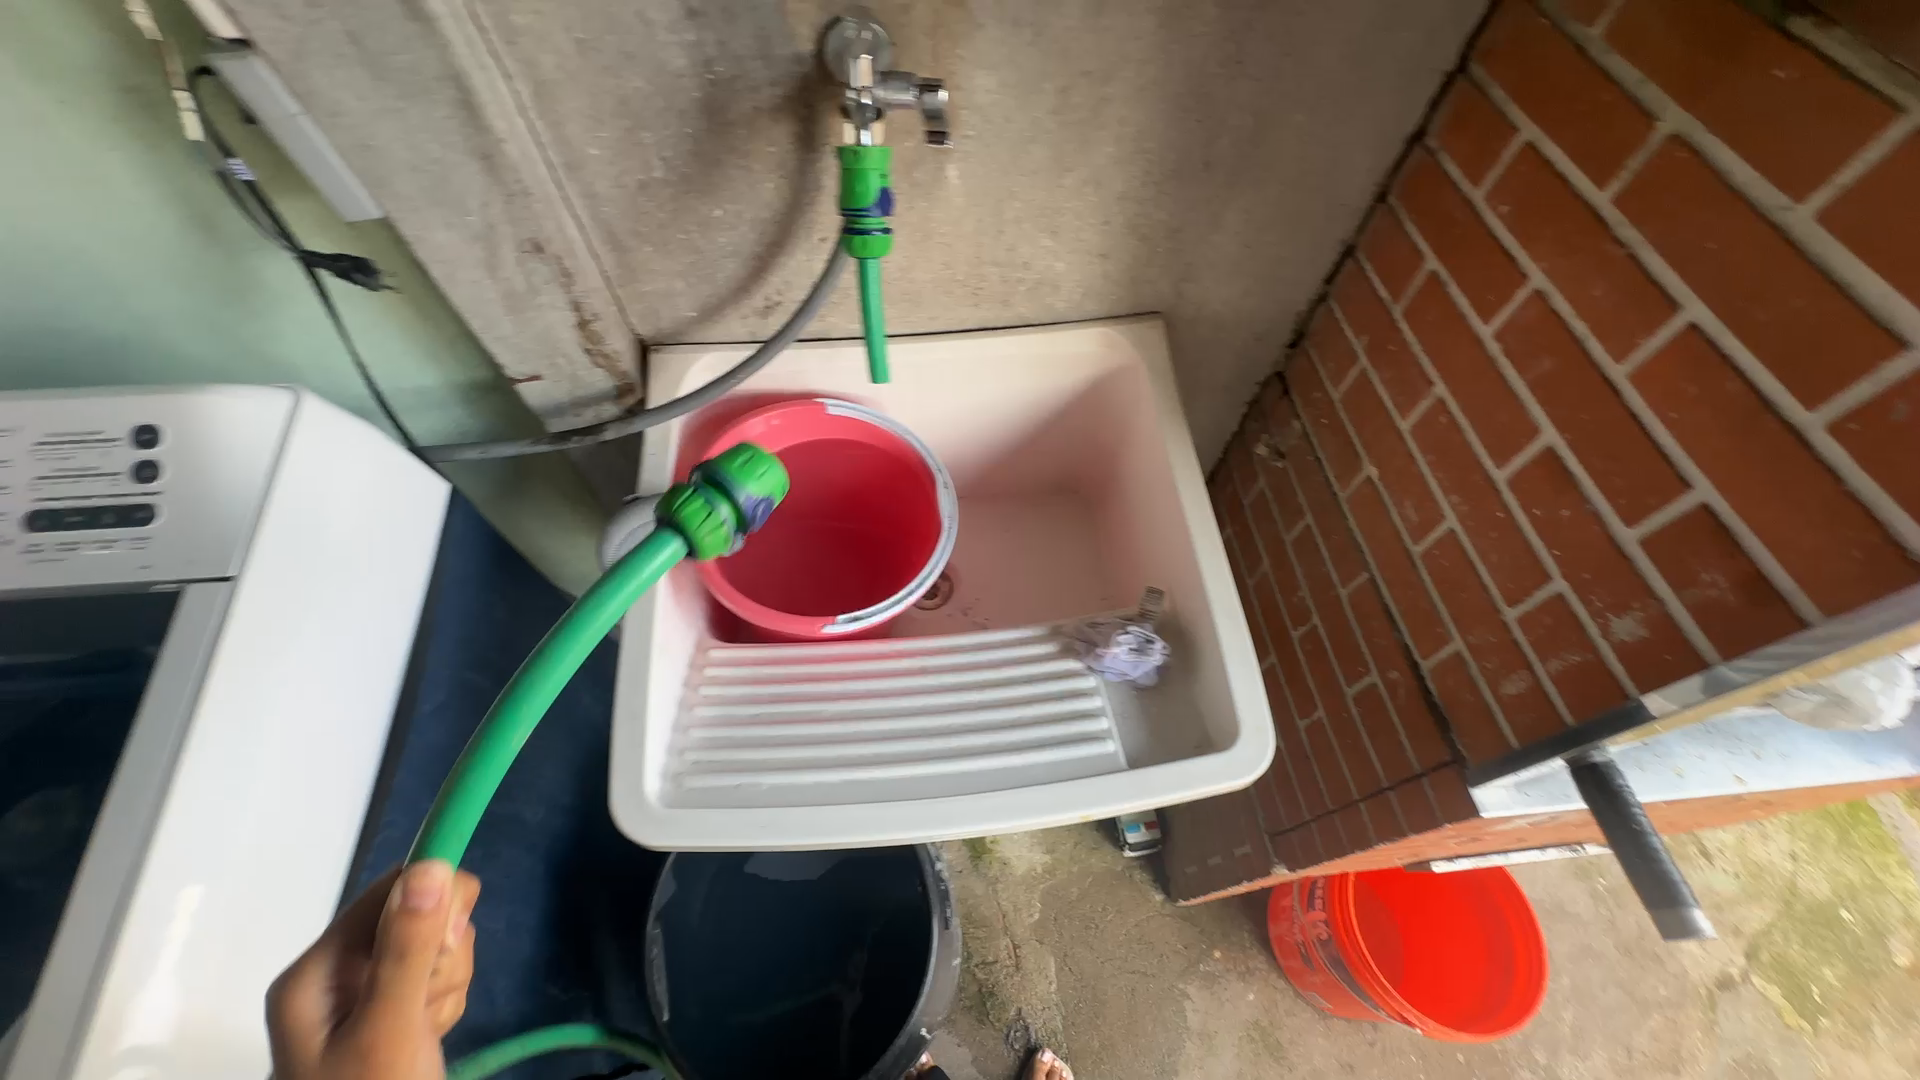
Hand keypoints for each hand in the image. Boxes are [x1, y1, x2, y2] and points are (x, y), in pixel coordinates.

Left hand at [267, 860, 480, 1079]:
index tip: (451, 941)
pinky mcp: (393, 1003)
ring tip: (426, 1027)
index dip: (435, 902)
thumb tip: (431, 864)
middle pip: (422, 913)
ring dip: (448, 980)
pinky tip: (428, 1032)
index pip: (392, 888)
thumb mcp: (389, 1026)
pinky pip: (440, 972)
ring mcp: (366, 987)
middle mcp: (339, 968)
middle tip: (427, 1000)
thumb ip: (408, 948)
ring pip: (439, 943)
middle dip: (444, 952)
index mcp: (319, 967)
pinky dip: (447, 998)